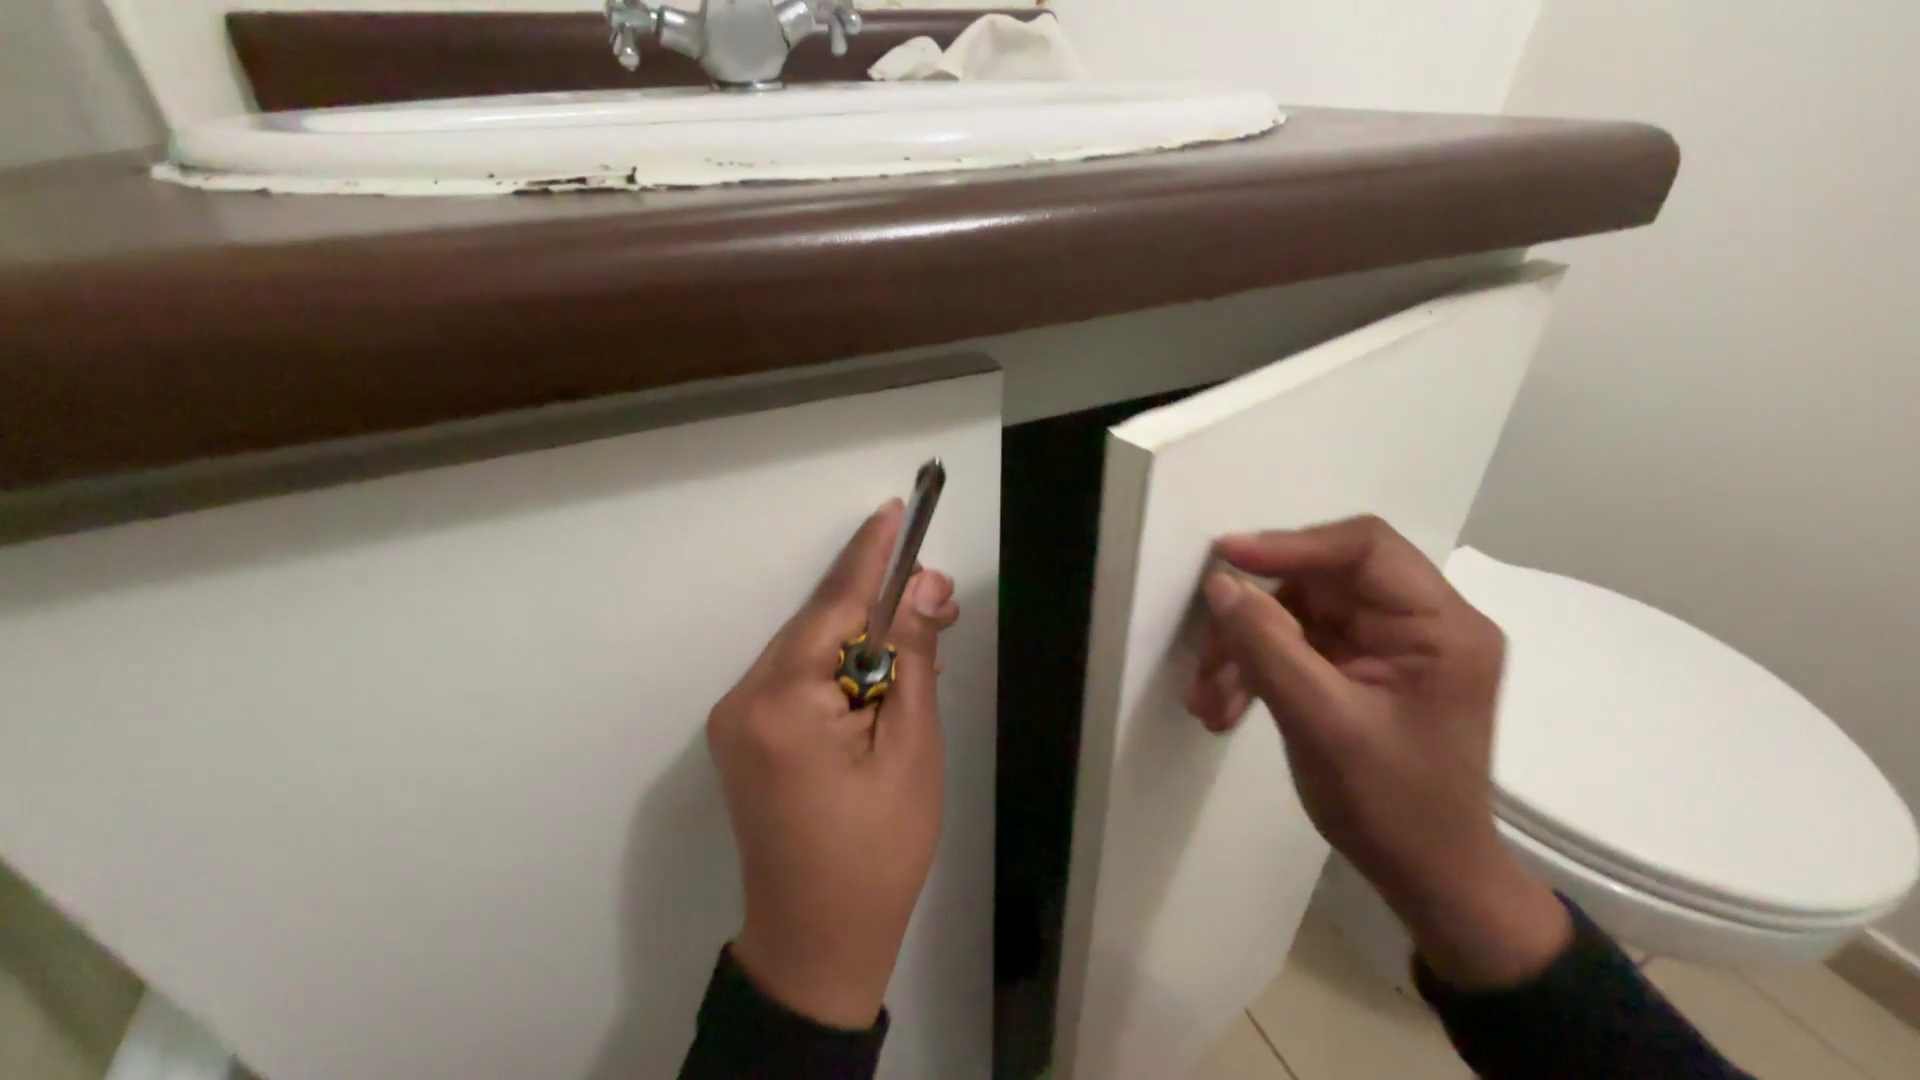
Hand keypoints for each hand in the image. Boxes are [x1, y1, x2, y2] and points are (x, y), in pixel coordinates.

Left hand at [706, 500, 960, 1028]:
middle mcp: (743, 699)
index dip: (872, 556)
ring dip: (862, 641)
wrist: (817, 939)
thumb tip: (923, 585)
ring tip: (920, 648)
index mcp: (781, 703)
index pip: (835, 606)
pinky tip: (877, 682)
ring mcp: (735, 718)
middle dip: (878, 607)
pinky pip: (795, 678)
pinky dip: (838, 669)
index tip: (897, 510)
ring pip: (808, 649)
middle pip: (818, 624)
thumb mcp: (910, 749)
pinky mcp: (742, 736)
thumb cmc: (878, 852)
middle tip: (939, 602)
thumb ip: (911, 659)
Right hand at [1186, 516, 1569, 989]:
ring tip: (1208, 702)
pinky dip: (1259, 672)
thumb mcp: (1322, 724)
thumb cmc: (1394, 807)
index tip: (1226, 559)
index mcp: (1440, 627)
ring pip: (1300, 617)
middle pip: (1321, 584)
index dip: (1291, 545)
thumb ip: (1269, 647)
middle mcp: (1422, 624)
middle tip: (1207, 661)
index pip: (1365, 549)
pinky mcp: (1365, 671)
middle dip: (1255, 620)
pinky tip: (1225, 709)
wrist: (1429, 880)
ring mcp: (1391, 648)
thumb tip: (1220, 585)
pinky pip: (1300, 648)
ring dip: (1247, 652)